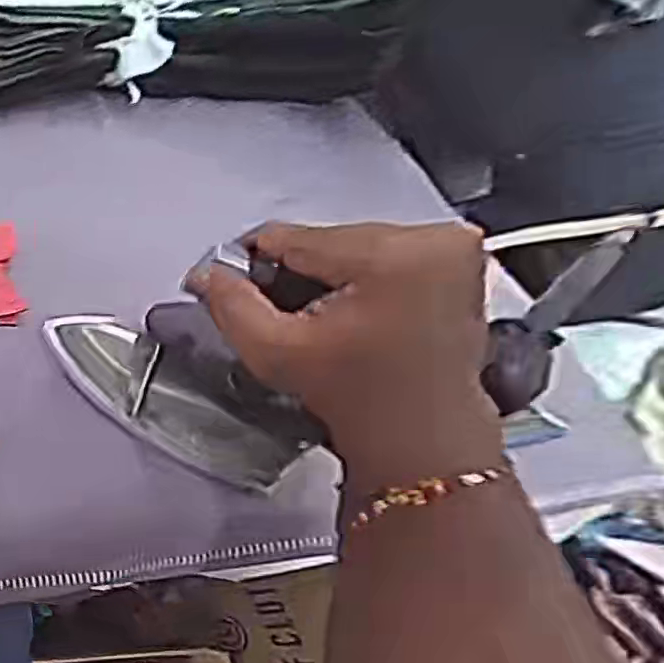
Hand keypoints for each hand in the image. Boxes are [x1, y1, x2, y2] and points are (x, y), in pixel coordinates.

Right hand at [186, 221, 503, 488]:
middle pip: (324, 238)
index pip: (295, 236)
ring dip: (321, 275)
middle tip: (279, 318)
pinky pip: (382, 252)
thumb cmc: (357, 396)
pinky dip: (353, 278)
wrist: (416, 426)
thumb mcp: (273, 350)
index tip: (229, 284)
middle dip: (291, 273)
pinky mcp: (456, 257)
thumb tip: (207, 273)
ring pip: (350, 244)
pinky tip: (344, 314)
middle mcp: (433, 238)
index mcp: (392, 255)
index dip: (251, 261)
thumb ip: (231, 305)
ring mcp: (451, 246)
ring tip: (314, 320)